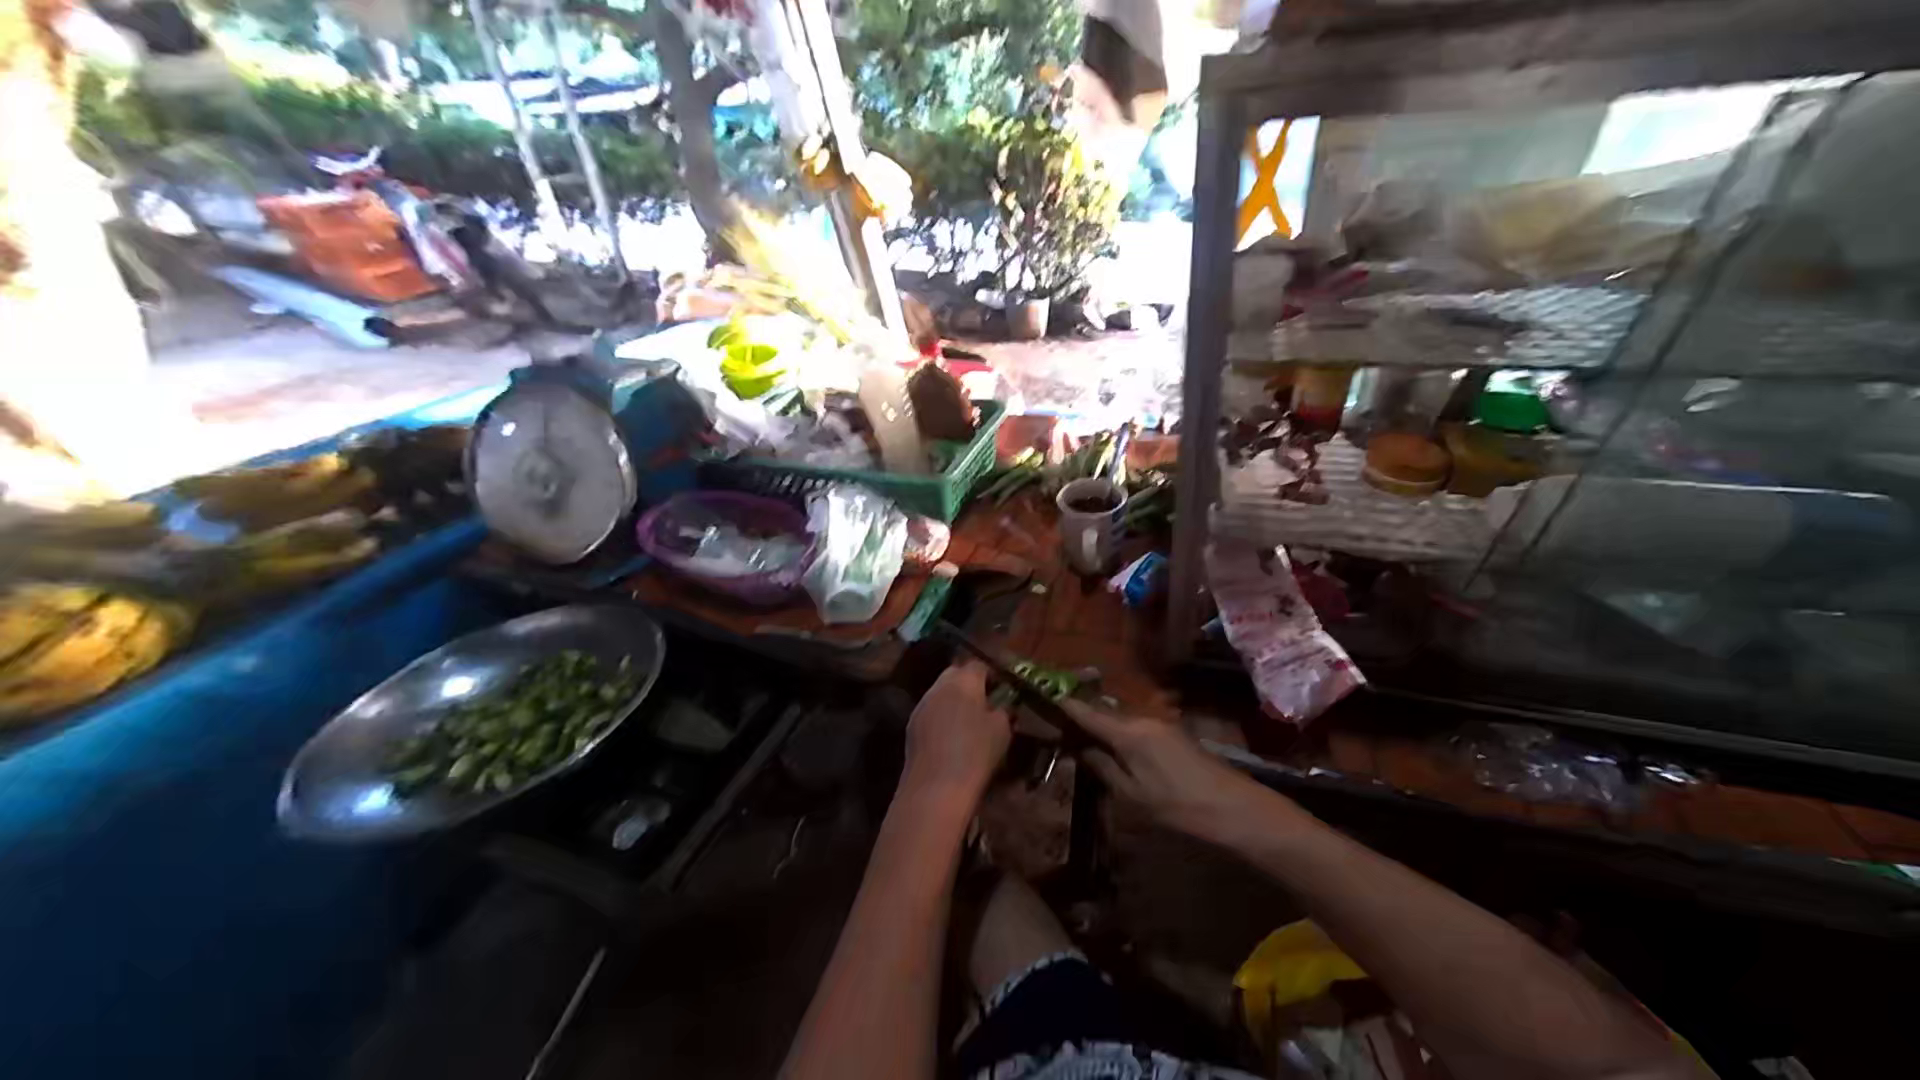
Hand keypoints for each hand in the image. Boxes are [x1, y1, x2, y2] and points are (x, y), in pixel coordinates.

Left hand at [904, 661, 1011, 799]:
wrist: (936, 785)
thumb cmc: (976, 753)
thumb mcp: (1002, 731)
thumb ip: (1003, 711)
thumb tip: (1000, 706)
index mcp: (964, 681)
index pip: (979, 665)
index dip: (991, 674)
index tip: (1001, 689)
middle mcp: (939, 686)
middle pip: (955, 673)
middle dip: (969, 682)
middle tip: (984, 701)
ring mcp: (922, 704)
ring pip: (940, 691)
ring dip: (953, 699)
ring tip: (967, 720)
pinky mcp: (911, 723)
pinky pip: (930, 710)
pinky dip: (941, 715)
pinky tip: (949, 735)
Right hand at [1061, 700, 1311, 846]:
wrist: (1237, 810)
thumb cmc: (1179, 806)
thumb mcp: (1132, 796)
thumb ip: (1102, 768)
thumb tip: (1080, 749)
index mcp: (1128, 732)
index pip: (1086, 711)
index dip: (1063, 705)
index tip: (1042, 695)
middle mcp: (1142, 719)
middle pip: (1103, 713)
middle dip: (1080, 717)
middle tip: (1056, 726)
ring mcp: (1160, 725)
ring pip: (1120, 721)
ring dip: (1101, 728)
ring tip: (1080, 742)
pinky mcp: (1173, 735)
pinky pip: (1136, 729)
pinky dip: (1119, 736)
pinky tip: (1114, 753)